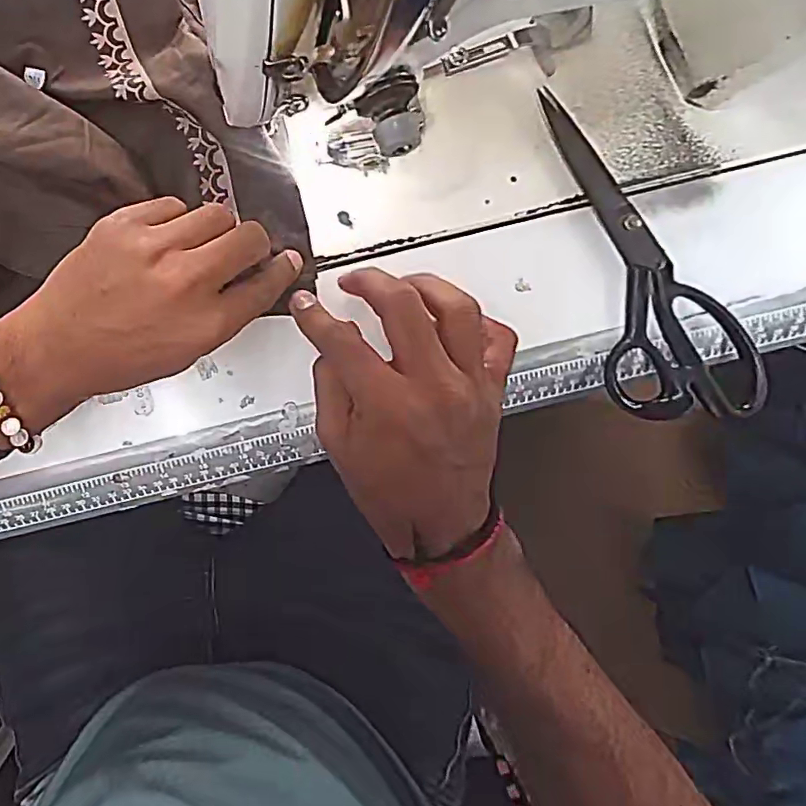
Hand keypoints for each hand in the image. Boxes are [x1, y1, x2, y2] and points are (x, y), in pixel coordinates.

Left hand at [0, 198, 302, 430]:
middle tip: (241, 250)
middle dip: (253, 244)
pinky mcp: (123, 224)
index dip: (279, 270)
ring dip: (215, 229)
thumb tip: (252, 282)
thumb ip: (226, 314)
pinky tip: (163, 239)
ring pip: (215, 212)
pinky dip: (175, 219)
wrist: (55, 346)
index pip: (264, 283)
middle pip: (249, 237)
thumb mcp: (185, 351)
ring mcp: (152, 247)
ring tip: (195, 246)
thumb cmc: (114, 356)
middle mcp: (184, 281)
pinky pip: (172, 204)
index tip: (283, 261)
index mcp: (205, 323)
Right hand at [290, 269, 517, 559]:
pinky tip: (451, 317)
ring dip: (425, 285)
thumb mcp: (337, 442)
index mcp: (387, 403)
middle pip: (402, 306)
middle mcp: (432, 387)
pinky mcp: (492, 390)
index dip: (315, 315)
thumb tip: (330, 345)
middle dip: (370, 282)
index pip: (342, 339)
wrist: (441, 523)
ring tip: (403, 284)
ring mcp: (468, 386)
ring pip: (457, 309)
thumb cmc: (391, 492)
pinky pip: (497, 339)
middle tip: (354, 282)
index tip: (307, 305)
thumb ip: (329, 385)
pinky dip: (476, 319)